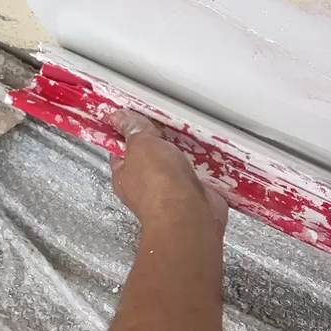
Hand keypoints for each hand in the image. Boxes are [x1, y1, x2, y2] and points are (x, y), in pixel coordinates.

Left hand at [109, 111, 227, 236]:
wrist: (189, 213)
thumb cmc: (159, 183)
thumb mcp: (140, 144)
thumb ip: (133, 129)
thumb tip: (119, 117)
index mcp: (125, 175)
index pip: (122, 151)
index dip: (129, 133)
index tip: (137, 118)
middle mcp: (148, 187)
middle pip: (154, 157)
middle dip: (164, 142)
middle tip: (171, 126)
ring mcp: (174, 193)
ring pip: (180, 166)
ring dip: (188, 154)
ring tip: (193, 137)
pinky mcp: (197, 197)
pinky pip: (202, 176)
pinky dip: (208, 167)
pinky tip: (211, 155)